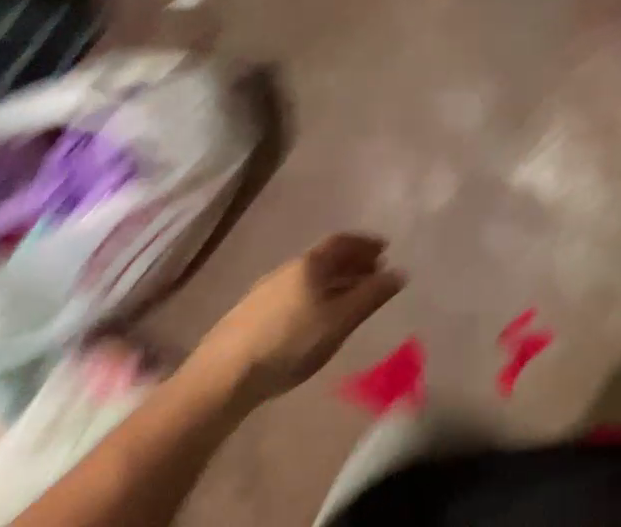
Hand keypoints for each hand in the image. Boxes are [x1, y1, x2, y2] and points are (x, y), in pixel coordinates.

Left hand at [189, 233, 406, 402]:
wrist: (221, 377)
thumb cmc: (291, 342)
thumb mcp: (341, 320)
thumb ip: (372, 295)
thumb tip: (399, 273)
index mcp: (309, 265)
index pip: (342, 241)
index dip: (364, 243)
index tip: (384, 249)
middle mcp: (286, 270)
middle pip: (324, 258)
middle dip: (352, 263)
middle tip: (372, 274)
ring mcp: (264, 292)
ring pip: (307, 277)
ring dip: (332, 280)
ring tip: (348, 298)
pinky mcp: (249, 314)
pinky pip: (292, 293)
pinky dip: (313, 295)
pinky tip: (314, 317)